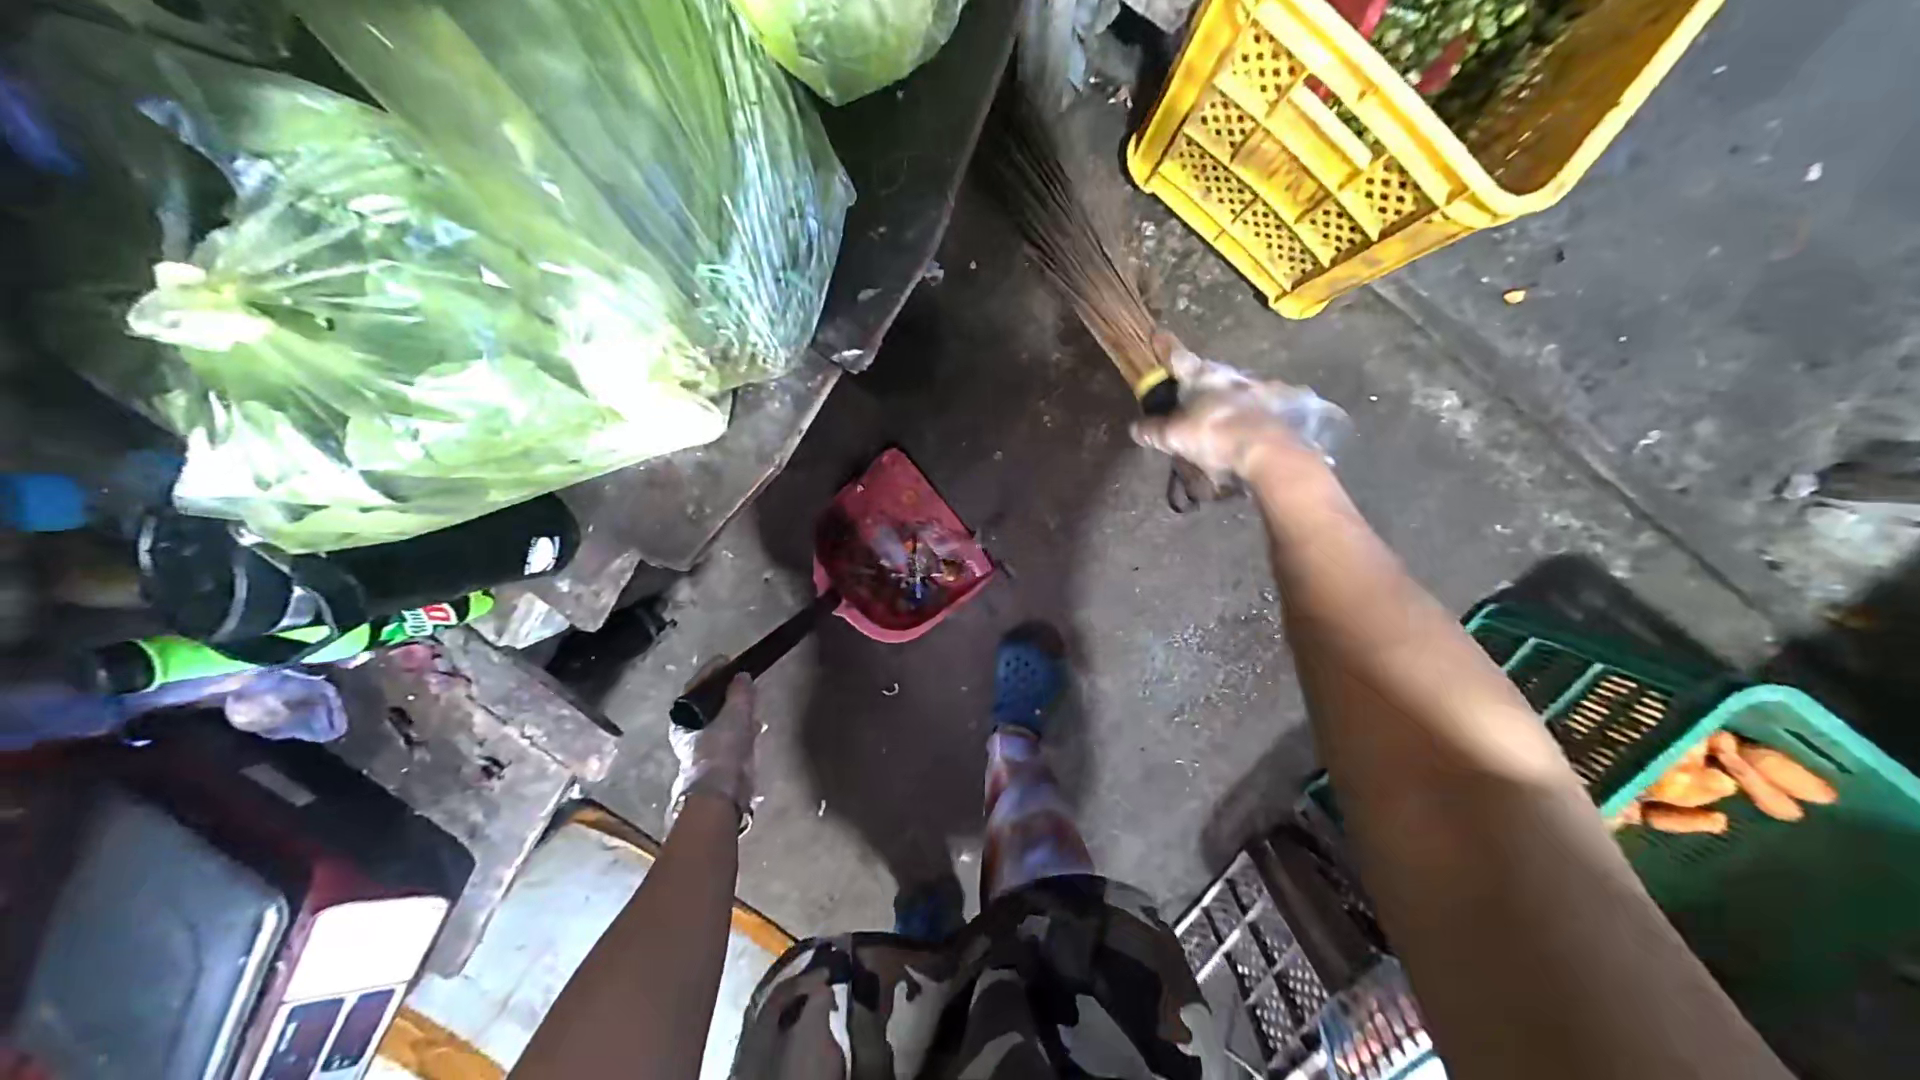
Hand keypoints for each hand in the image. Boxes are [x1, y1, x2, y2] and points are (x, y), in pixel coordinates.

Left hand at [667, 673, 757, 830]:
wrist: (723, 793)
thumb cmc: (720, 749)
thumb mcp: (733, 714)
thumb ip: (739, 692)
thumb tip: (742, 676)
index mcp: (683, 719)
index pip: (695, 687)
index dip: (711, 672)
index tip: (728, 660)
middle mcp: (690, 731)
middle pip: (709, 702)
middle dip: (727, 691)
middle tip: (742, 678)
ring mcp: (706, 745)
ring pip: (722, 719)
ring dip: (737, 709)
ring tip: (753, 698)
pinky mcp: (722, 758)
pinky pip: (734, 734)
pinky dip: (744, 726)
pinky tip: (756, 724)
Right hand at [1130, 348, 1347, 482]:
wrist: (1268, 449)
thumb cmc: (1214, 435)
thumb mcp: (1175, 437)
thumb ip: (1154, 431)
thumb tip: (1135, 429)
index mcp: (1202, 375)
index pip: (1177, 356)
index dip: (1165, 347)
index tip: (1158, 334)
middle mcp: (1232, 373)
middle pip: (1211, 371)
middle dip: (1203, 379)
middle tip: (1194, 392)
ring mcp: (1262, 385)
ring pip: (1240, 386)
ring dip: (1232, 397)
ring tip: (1226, 416)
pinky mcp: (1286, 401)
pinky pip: (1266, 403)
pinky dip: (1257, 412)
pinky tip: (1256, 425)